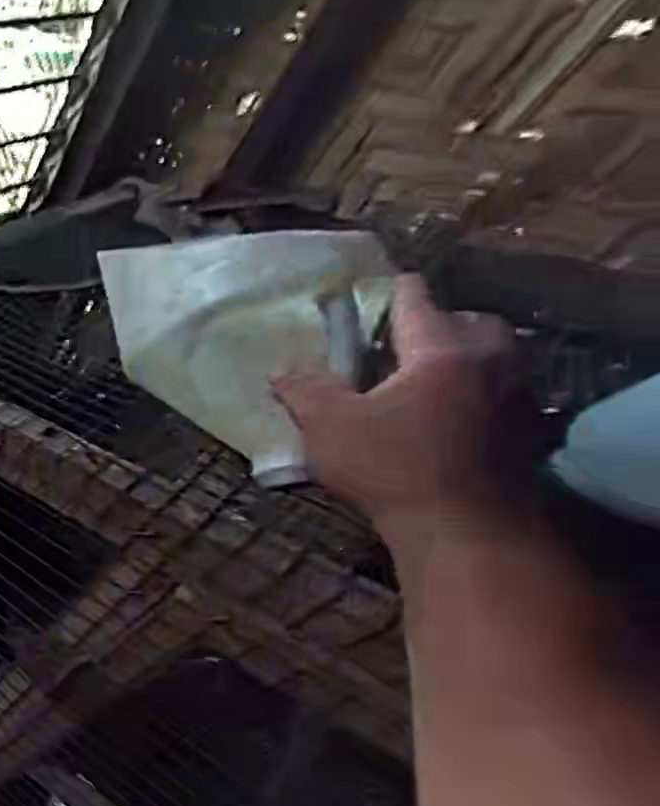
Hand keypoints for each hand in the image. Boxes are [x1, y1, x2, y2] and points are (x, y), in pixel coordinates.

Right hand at [271, 275, 518, 533]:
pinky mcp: (523, 424)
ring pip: (489, 354)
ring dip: (455, 355)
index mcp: (442, 352)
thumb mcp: (327, 425)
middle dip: (435, 324)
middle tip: (396, 342)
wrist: (460, 522)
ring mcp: (515, 393)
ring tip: (415, 376)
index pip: (418, 305)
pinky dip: (470, 386)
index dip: (393, 292)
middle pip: (468, 323)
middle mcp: (491, 361)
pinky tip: (440, 410)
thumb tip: (281, 372)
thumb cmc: (387, 464)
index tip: (382, 284)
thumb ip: (304, 391)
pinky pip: (497, 386)